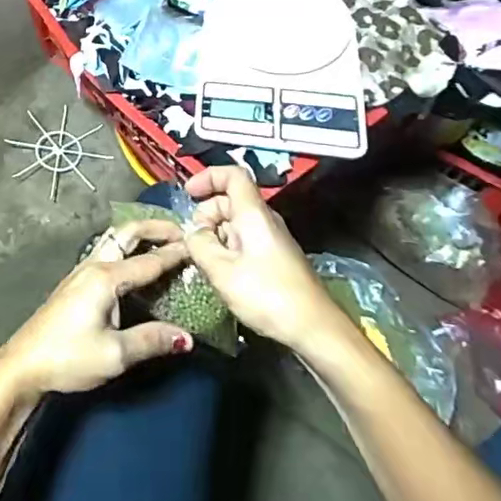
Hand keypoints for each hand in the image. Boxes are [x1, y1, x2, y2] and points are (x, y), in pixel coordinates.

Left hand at [0, 222, 193, 396]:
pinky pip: (108, 252)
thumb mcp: (114, 354)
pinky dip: (128, 247)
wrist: (22, 366)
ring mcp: (81, 272)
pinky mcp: (76, 283)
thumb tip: (187, 338)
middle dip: (157, 228)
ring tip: (164, 240)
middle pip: (128, 233)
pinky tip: (136, 262)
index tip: (200, 245)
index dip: (176, 252)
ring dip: (140, 234)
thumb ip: (151, 340)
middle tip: (183, 232)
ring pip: (115, 240)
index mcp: (106, 278)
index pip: (149, 260)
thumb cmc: (68, 357)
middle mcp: (94, 266)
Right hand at [181, 167, 343, 352]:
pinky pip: (244, 238)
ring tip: (205, 262)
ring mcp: (271, 236)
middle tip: (194, 242)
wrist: (313, 325)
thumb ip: (200, 246)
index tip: (188, 193)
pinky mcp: (274, 254)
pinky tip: (222, 272)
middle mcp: (264, 218)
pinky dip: (227, 247)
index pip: (233, 175)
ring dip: (215, 234)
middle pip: (230, 199)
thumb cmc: (267, 295)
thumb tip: (192, 233)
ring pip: (235, 221)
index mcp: (253, 213)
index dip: (208, 176)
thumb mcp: (222, 272)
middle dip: (206, 214)